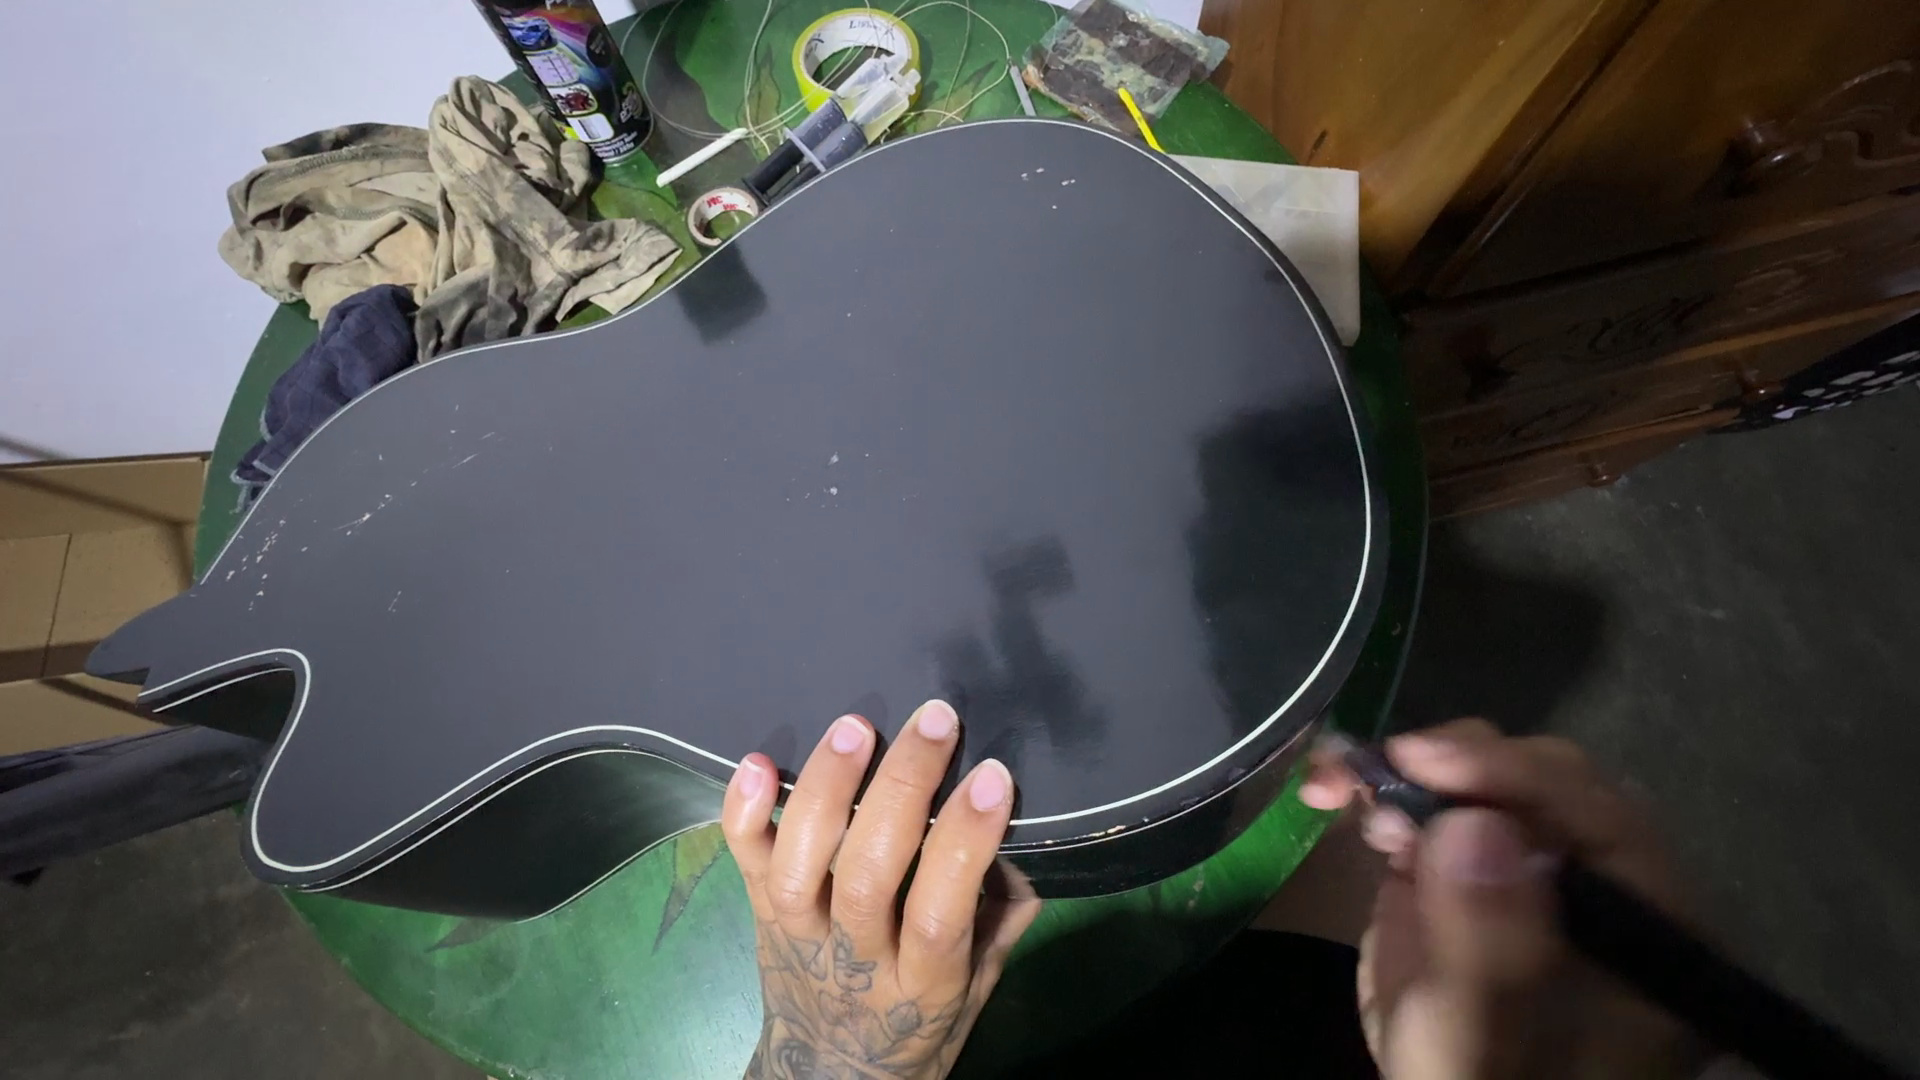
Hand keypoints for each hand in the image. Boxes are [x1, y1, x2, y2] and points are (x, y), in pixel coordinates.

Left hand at [722, 699, 1041, 1079]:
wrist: (832, 1071)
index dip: (964, 841)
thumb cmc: (921, 1020)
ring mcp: (798, 935)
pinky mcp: (757, 913)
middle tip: (933, 722)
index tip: (991, 775)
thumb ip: (1004, 910)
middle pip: (868, 876)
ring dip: (826, 790)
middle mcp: (855, 960)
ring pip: (799, 866)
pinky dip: (743, 812)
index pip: (940, 910)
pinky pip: (744, 863)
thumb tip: (1027, 830)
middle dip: (902, 789)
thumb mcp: (982, 979)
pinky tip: (757, 762)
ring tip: (856, 728)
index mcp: (922, 983)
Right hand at [1300, 718, 1710, 1079]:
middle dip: (1451, 762)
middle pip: (1542, 778)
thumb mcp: (1472, 1043)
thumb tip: (1473, 824)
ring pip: (1481, 773)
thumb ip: (1482, 948)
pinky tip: (1331, 789)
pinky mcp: (1460, 857)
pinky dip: (1377, 778)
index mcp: (1645, 929)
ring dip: (1403, 765)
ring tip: (1338, 787)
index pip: (1600, 816)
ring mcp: (1522, 864)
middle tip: (1379, 776)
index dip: (1513, 773)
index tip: (1420, 761)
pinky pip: (1429, 793)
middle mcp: (1593, 881)